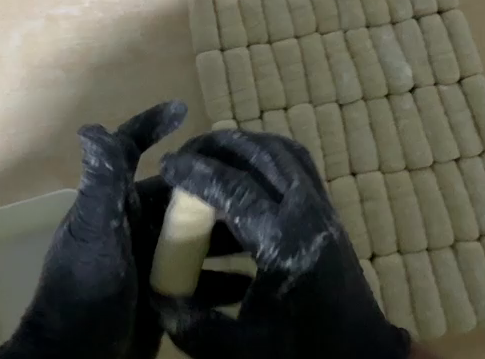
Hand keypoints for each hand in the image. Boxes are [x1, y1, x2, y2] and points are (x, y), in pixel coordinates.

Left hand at [0, 100, 244, 358]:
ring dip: (227, 231)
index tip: (182, 110)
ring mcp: (150, 260)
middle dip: (211, 183)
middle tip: (253, 177)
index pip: (130, 151)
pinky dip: (226, 277)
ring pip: (197, 235)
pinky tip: (256, 277)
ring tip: (267, 226)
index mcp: (114, 202)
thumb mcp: (95, 230)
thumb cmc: (83, 287)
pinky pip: (202, 279)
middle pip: (178, 193)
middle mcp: (134, 223)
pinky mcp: (165, 295)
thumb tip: (91, 127)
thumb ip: (101, 182)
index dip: (151, 126)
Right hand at [154, 130, 409, 358]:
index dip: (195, 172)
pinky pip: (296, 164)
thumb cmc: (301, 356)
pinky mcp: (329, 210)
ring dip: (244, 146)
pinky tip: (243, 172)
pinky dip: (266, 156)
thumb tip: (154, 293)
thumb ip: (193, 323)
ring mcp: (324, 207)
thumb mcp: (241, 352)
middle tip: (186, 153)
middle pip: (260, 154)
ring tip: (210, 156)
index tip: (166, 163)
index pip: (234, 188)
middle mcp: (308, 213)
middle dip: (218, 147)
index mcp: (285, 244)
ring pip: (281, 151)